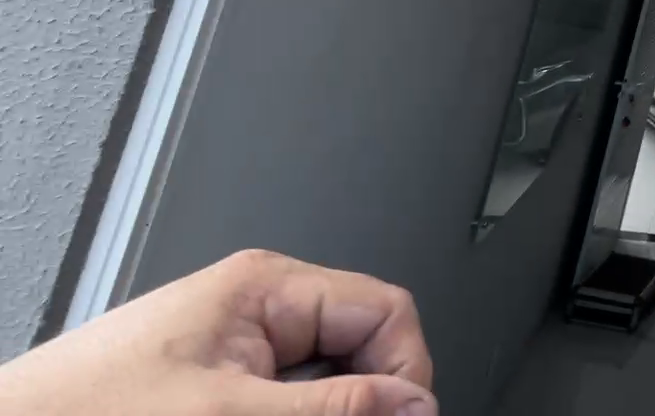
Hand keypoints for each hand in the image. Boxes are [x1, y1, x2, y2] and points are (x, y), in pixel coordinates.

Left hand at [0, 249, 435, 415]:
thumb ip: (328, 409)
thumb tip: (414, 403)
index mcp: (269, 286)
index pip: (383, 311)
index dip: (404, 369)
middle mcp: (256, 306)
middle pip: (354, 346)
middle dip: (354, 400)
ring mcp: (229, 345)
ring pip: (315, 381)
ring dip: (317, 414)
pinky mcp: (205, 383)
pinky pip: (274, 399)